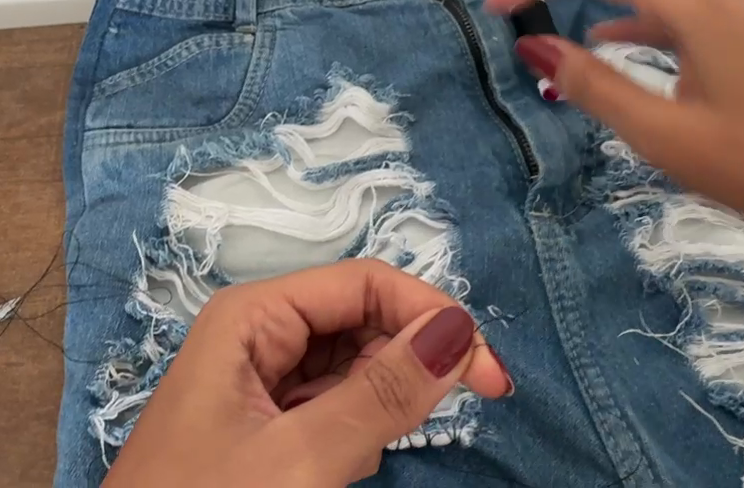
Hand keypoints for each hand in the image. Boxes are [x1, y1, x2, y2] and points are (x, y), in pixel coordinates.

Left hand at [101, 259, 511, 487]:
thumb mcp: (300, 459)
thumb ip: (381, 394)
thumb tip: (457, 329)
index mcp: (253, 314)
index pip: (362, 283)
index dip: (430, 314)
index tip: (490, 375)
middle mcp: (256, 331)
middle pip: (357, 317)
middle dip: (413, 351)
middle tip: (474, 400)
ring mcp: (259, 376)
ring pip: (349, 361)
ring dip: (389, 389)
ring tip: (394, 434)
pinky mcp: (264, 421)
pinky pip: (330, 400)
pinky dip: (361, 420)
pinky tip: (362, 448)